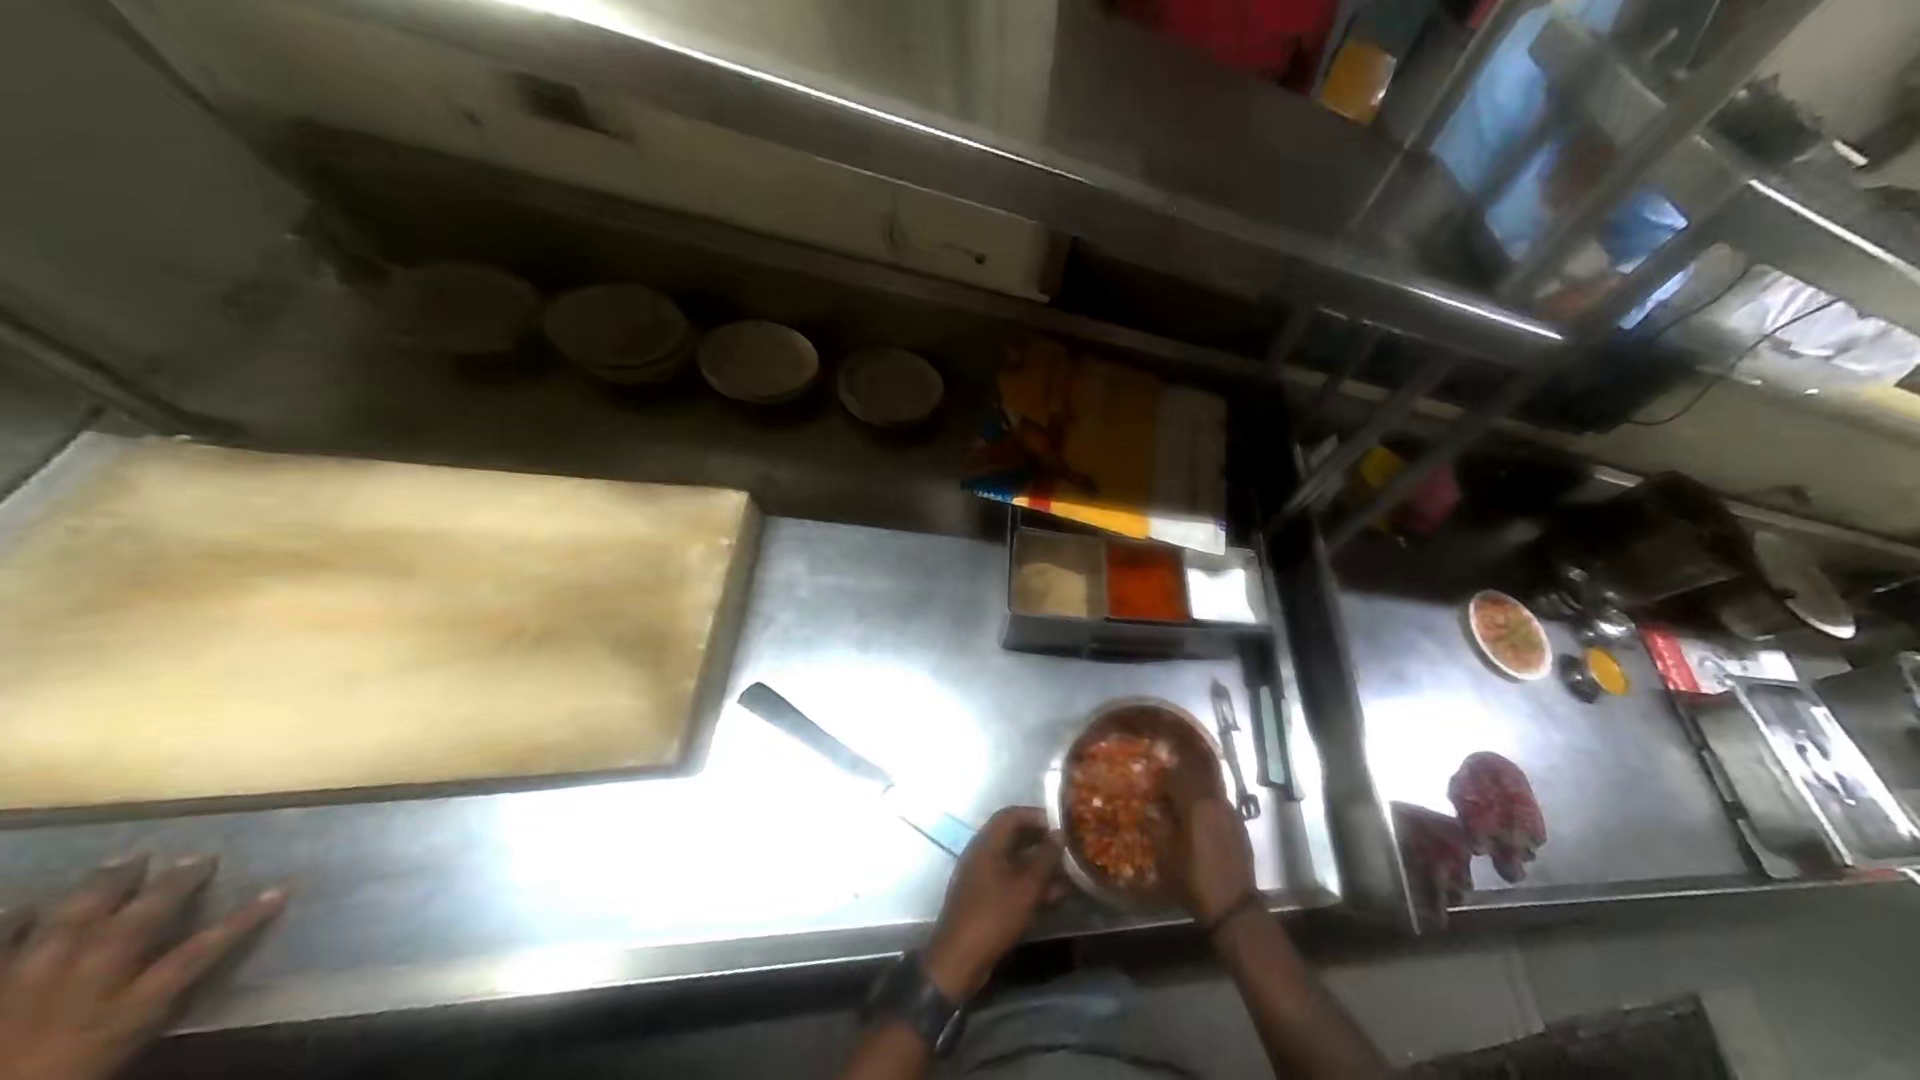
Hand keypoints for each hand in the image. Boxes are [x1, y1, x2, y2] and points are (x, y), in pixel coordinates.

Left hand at [0, 855, 287, 1079]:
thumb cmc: (65, 1078)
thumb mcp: (122, 1051)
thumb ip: (149, 1011)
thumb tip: (182, 974)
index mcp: (126, 1008)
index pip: (199, 953)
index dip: (243, 919)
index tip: (281, 888)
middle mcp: (83, 986)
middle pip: (134, 924)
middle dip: (169, 886)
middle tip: (196, 857)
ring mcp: (25, 984)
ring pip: (69, 923)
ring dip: (100, 887)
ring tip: (126, 859)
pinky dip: (12, 920)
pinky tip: (29, 902)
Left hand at [923, 807, 1061, 1002]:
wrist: (959, 958)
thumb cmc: (994, 916)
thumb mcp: (1026, 888)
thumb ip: (1045, 858)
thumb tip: (1059, 834)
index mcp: (987, 844)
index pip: (1012, 815)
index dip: (1037, 815)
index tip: (1061, 824)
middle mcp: (982, 853)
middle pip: (1013, 836)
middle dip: (1041, 841)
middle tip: (1068, 849)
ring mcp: (981, 875)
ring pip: (1014, 860)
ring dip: (1039, 865)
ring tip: (1067, 874)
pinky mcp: (983, 896)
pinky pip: (1010, 880)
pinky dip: (1030, 883)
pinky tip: (1054, 896)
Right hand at [1161, 766, 1256, 924]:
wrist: (1233, 907)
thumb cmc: (1194, 879)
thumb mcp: (1166, 855)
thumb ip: (1157, 825)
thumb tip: (1152, 808)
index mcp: (1196, 805)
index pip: (1175, 778)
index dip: (1160, 781)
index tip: (1150, 790)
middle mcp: (1217, 802)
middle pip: (1195, 781)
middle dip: (1178, 784)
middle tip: (1164, 796)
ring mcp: (1232, 814)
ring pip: (1208, 794)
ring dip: (1194, 796)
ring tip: (1180, 812)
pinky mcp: (1241, 828)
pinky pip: (1219, 808)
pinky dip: (1206, 810)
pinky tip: (1199, 827)